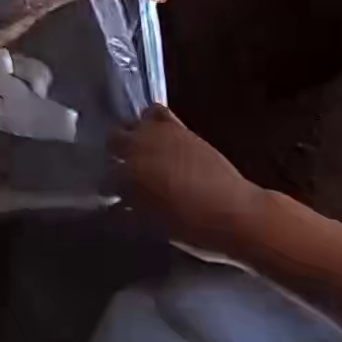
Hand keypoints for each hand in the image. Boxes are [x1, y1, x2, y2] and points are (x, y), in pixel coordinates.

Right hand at [110, 106, 264, 252]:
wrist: (235, 213)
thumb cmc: (194, 230)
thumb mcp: (155, 227)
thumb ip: (131, 213)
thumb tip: (118, 207)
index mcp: (129, 177)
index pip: (106, 177)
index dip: (109, 188)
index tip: (115, 196)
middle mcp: (139, 148)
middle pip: (112, 140)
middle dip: (114, 155)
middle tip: (124, 172)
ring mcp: (160, 133)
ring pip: (130, 123)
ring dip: (130, 135)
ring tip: (138, 151)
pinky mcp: (179, 127)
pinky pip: (156, 111)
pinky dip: (151, 120)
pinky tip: (155, 133)